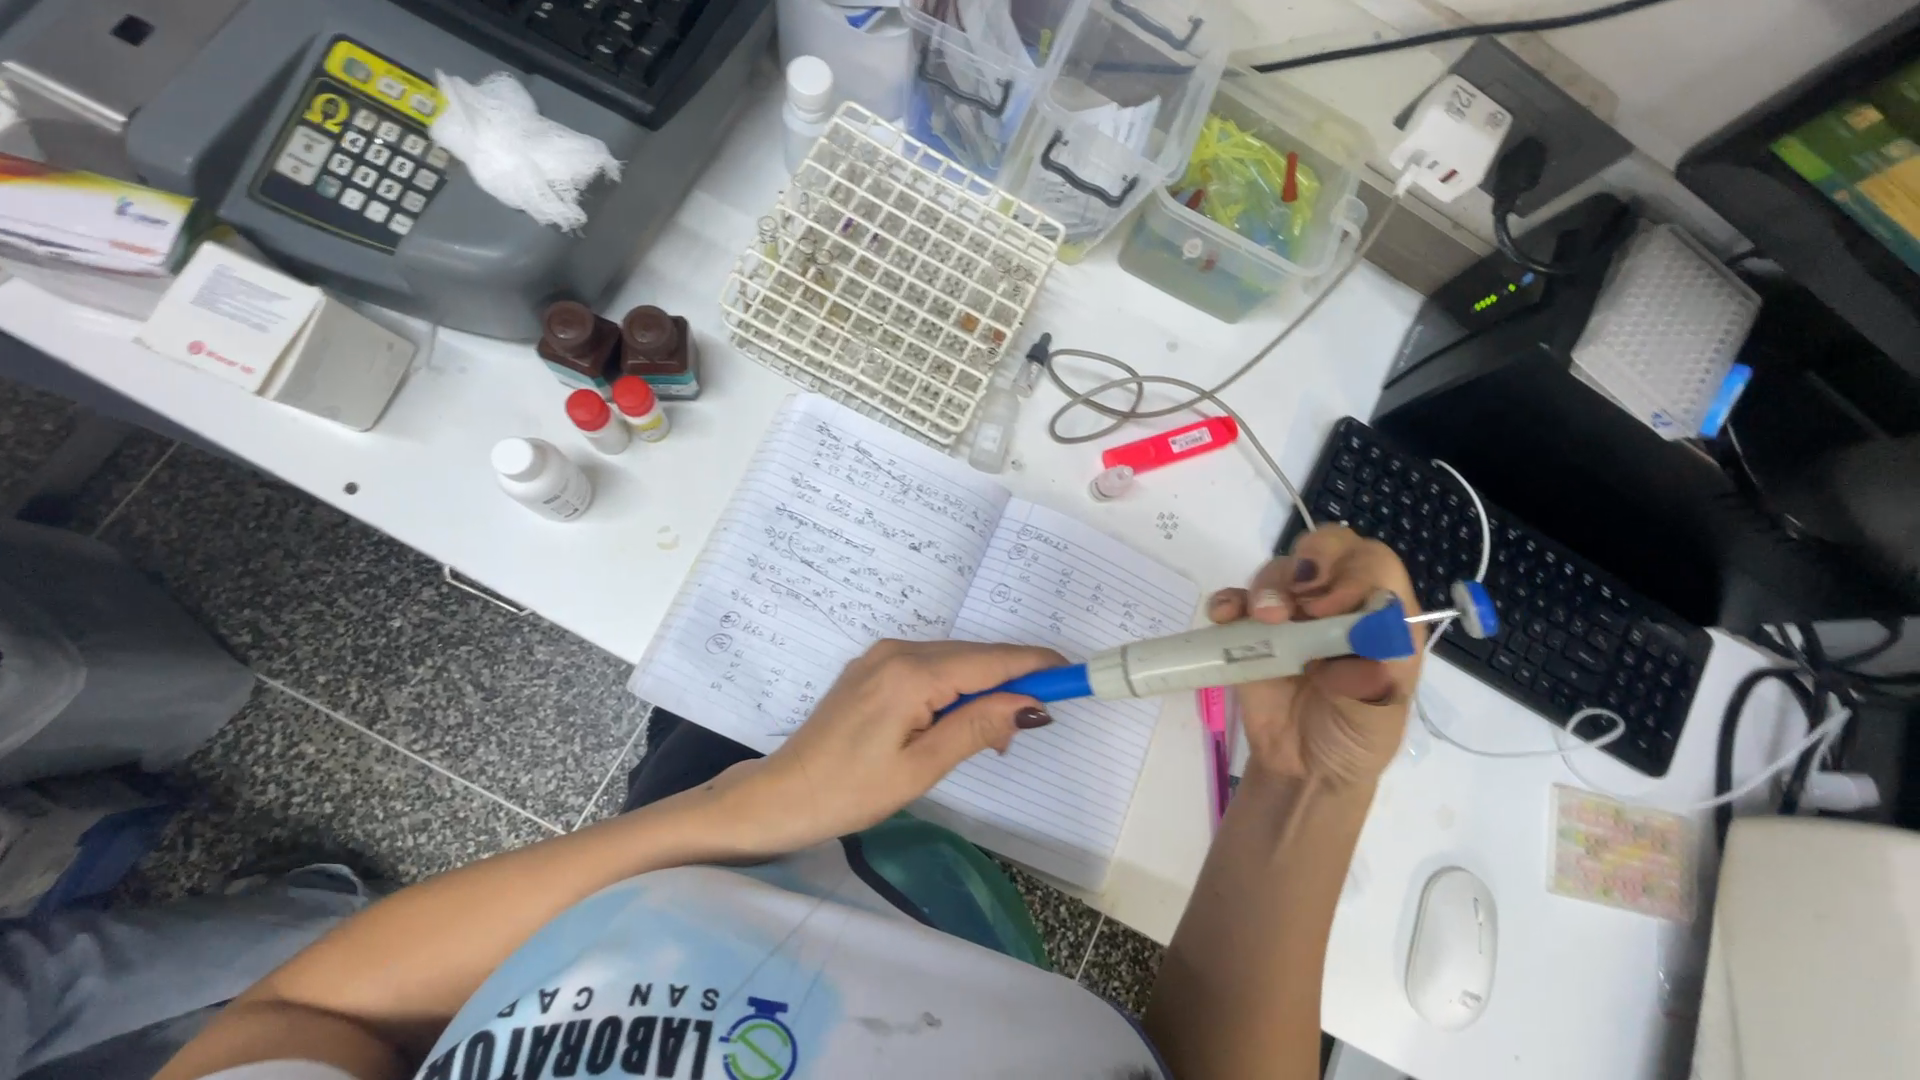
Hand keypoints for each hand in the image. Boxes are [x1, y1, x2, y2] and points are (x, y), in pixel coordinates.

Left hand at [711, 639, 1066, 855]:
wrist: (781, 796)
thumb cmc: (851, 792)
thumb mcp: (922, 768)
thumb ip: (977, 727)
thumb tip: (1029, 704)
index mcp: (912, 673)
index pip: (991, 660)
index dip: (1035, 666)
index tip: (1073, 676)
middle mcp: (897, 650)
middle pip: (974, 656)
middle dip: (1009, 683)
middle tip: (1028, 728)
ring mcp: (881, 655)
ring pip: (953, 660)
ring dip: (982, 688)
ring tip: (993, 735)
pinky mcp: (872, 667)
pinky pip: (929, 666)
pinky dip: (954, 687)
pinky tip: (957, 719)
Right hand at [1207, 526, 1423, 787]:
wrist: (1304, 768)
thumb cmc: (1354, 738)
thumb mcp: (1378, 713)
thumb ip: (1374, 675)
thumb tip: (1364, 637)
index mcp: (1380, 618)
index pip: (1374, 565)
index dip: (1351, 573)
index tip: (1329, 610)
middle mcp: (1337, 606)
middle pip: (1327, 549)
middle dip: (1310, 561)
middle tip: (1299, 601)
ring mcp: (1291, 615)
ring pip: (1279, 571)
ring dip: (1268, 586)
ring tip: (1265, 619)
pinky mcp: (1250, 630)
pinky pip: (1235, 600)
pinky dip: (1228, 601)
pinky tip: (1224, 617)